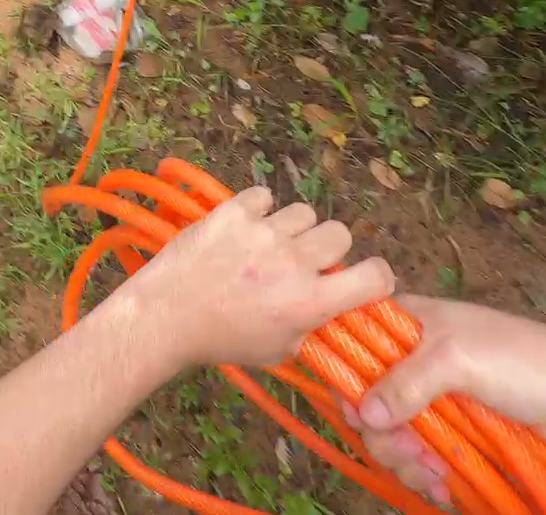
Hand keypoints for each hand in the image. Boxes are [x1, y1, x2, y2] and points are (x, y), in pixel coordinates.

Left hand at [108, 187, 394, 370]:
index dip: (377, 275)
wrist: (168, 314)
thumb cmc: (222, 339)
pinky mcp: (234, 211)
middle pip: (339, 232)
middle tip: (305, 259)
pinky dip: (258, 208)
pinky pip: (264, 196)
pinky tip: (245, 227)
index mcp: (309, 302)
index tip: (364, 278)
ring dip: (293, 227)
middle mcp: (292, 262)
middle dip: (327, 247)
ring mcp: (262, 232)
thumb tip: (333, 306)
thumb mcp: (279, 350)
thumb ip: (312, 325)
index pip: (375, 276)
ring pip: (303, 212)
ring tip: (269, 243)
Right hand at [346, 295, 545, 499]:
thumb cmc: (517, 360)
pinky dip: (423, 471)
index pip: (354, 343)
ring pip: (391, 429)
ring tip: (433, 477)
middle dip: (383, 433)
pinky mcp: (450, 426)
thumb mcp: (455, 359)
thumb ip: (405, 381)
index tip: (358, 414)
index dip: (348, 379)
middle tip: (410, 455)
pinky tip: (442, 485)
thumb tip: (364, 415)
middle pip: (369, 395)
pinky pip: (418, 450)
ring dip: (404, 458)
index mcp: (406, 320)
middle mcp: (411, 354)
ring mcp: (431, 393)